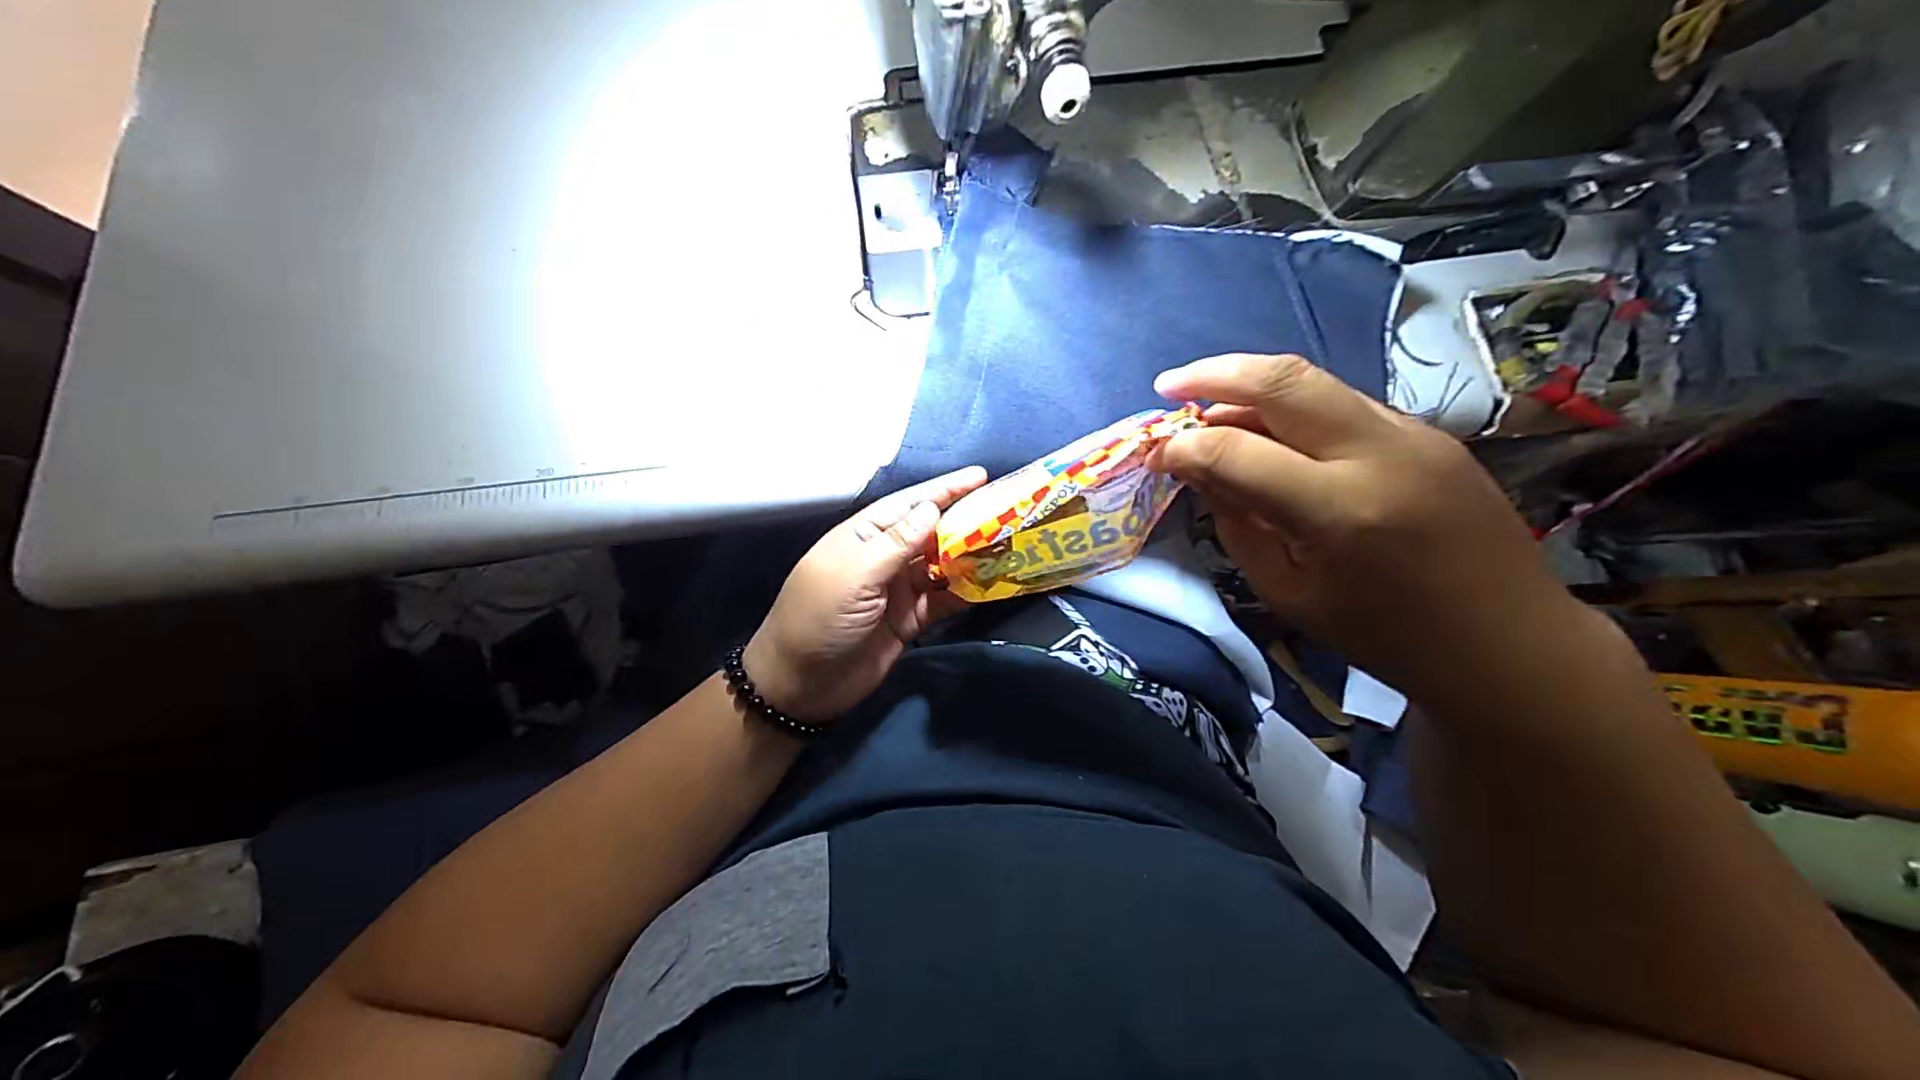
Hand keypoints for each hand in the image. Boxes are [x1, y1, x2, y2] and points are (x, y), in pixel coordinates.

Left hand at [743, 467, 988, 721]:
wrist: (802, 684)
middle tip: (1008, 510)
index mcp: (864, 536)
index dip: (944, 490)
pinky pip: (944, 599)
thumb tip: (932, 508)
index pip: (909, 505)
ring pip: (942, 565)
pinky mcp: (910, 618)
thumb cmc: (819, 618)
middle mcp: (884, 557)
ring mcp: (899, 589)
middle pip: (931, 532)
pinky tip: (993, 583)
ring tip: (1009, 543)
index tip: (980, 476)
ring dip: (972, 556)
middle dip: (966, 520)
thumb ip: (896, 543)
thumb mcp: (855, 575)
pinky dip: (967, 592)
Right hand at [1149, 353, 1579, 698]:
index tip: (1157, 454)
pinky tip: (1272, 433)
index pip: (1237, 451)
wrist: (1506, 641)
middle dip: (1214, 374)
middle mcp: (1378, 454)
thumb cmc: (1383, 634)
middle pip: (1282, 380)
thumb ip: (1238, 523)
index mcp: (1338, 511)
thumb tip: (1198, 470)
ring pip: (1315, 381)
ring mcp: (1411, 434)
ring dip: (1252, 386)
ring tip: (1211, 410)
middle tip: (1169, 385)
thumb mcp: (1288, 592)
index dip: (1184, 448)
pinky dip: (1293, 408)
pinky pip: (1343, 404)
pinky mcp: (1427, 432)